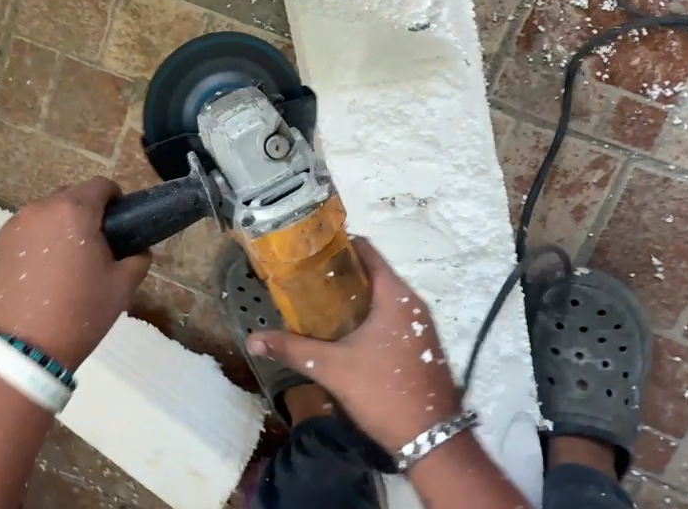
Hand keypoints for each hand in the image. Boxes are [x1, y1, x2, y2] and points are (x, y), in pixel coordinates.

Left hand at [0, 178, 151, 369]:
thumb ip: (137, 259)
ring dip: (60, 227)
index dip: (115, 199)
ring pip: (46, 214)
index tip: (119, 223)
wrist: (21, 350)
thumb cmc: (78, 313)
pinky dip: (37, 243)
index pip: (101, 185)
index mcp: (74, 210)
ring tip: (65, 264)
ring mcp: (14, 225)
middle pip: (71, 196)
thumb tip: (138, 249)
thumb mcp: (121, 288)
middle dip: (86, 213)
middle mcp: (41, 208)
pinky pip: (25, 232)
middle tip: (94, 248)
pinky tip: (40, 275)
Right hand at [248, 238, 460, 452]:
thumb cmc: (385, 393)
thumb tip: (253, 340)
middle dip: (338, 273)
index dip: (336, 244)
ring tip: (317, 302)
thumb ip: (292, 349)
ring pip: (381, 296)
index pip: (365, 250)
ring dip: (353, 296)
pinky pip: (390, 316)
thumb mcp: (333, 369)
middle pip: (371, 272)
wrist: (434, 443)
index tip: (308, 249)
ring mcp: (420, 326)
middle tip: (304, 277)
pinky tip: (343, 331)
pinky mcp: (421, 346)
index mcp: (395, 295)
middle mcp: (411, 303)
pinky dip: (367, 315)